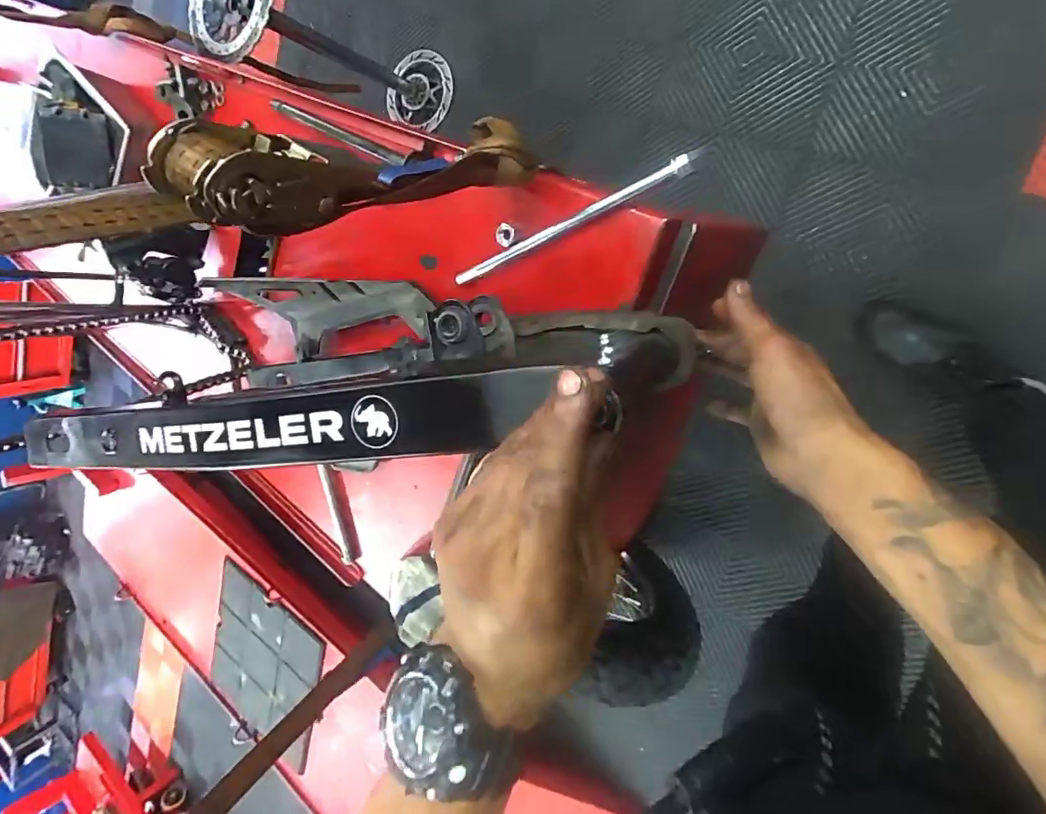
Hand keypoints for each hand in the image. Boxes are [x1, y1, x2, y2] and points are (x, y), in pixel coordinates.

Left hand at [430, 368, 619, 729]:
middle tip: (588, 377)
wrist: (478, 669)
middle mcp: (486, 545)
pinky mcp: (447, 515)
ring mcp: (459, 527)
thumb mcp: (594, 584)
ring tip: (572, 391)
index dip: (565, 434)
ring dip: (540, 420)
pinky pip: (490, 466)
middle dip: (556, 414)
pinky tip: (544, 426)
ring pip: (504, 456)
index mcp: (532, 580)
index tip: (584, 386)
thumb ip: (590, 511)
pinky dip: (521, 442)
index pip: (546, 492)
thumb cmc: (554, 641)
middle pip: (522, 464)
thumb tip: (598, 442)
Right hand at [701, 280, 873, 492]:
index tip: (705, 306)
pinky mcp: (761, 424)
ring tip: (686, 360)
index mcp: (784, 348)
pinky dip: (723, 403)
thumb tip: (735, 282)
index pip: (753, 323)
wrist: (816, 453)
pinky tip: (704, 402)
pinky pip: (737, 408)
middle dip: (717, 339)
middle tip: (683, 335)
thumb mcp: (770, 349)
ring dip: (717, 366)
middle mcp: (778, 368)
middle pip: (743, 348)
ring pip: (739, 374)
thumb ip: (750, 318)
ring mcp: (770, 397)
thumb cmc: (793, 394)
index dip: (731, 313)